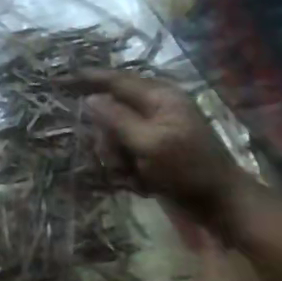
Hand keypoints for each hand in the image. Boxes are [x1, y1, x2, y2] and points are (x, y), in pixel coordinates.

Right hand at [77, 70, 243, 214]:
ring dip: (119, 159)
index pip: (116, 80)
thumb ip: (117, 119)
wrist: (221, 201)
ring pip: (117, 137)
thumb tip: (90, 99)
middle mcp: (157, 107)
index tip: (60, 79)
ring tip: (135, 177)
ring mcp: (158, 129)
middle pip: (112, 113)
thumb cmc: (187, 168)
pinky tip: (144, 183)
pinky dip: (130, 169)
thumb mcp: (148, 143)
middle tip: (118, 161)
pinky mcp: (157, 150)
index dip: (87, 79)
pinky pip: (129, 153)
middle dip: (109, 140)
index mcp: (159, 96)